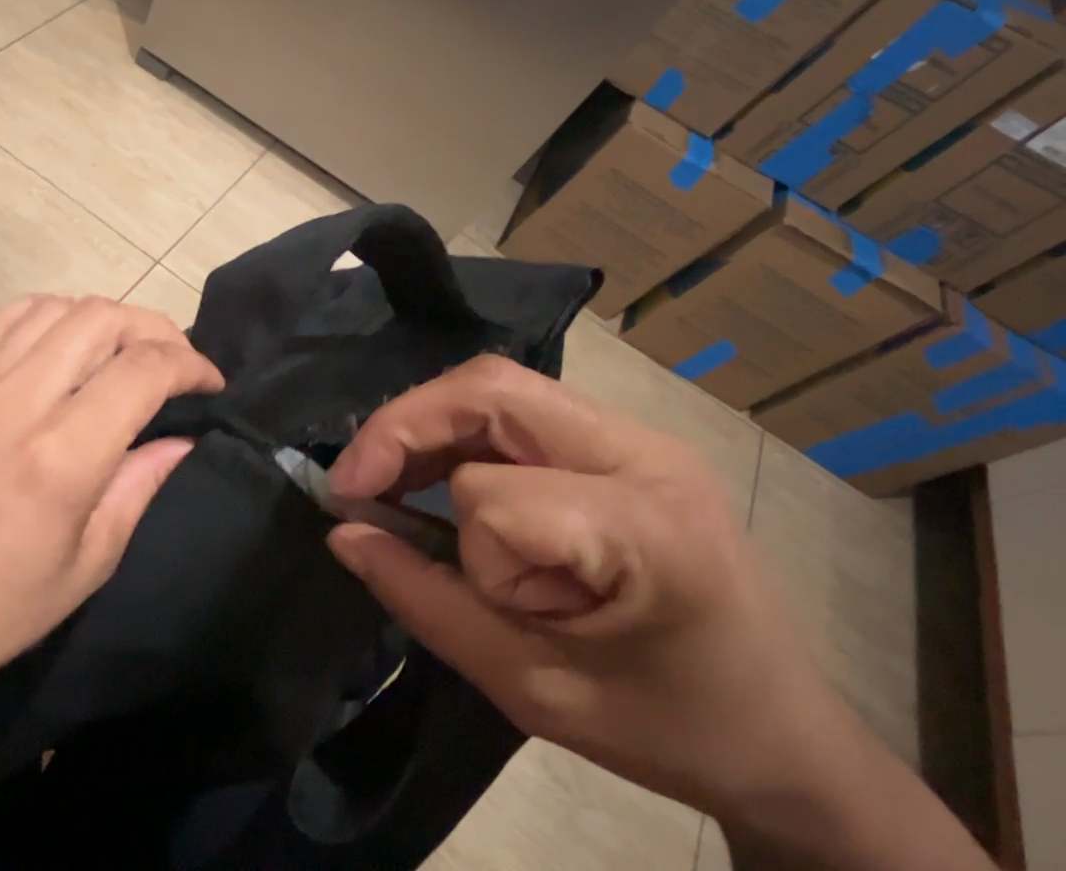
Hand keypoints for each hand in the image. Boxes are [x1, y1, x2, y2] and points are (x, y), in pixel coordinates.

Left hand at [0, 295, 223, 700]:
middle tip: (177, 366)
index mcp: (61, 455)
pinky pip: (1, 321)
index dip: (192, 366)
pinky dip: (45, 314)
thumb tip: (182, 439)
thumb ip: (139, 487)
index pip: (143, 370)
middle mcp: (18, 402)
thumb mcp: (88, 563)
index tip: (212, 386)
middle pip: (101, 319)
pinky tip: (62, 342)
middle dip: (155, 330)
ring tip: (126, 353)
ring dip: (104, 318)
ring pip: (54, 308)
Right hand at [322, 355, 857, 821]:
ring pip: (498, 389)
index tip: (456, 592)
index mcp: (645, 529)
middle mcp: (646, 456)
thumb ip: (425, 601)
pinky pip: (519, 413)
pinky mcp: (627, 448)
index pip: (496, 496)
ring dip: (428, 430)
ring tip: (388, 484)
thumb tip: (345, 534)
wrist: (783, 738)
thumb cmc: (663, 726)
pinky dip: (460, 438)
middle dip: (402, 429)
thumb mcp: (529, 686)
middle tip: (353, 486)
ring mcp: (642, 442)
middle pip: (491, 388)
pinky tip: (438, 481)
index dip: (457, 544)